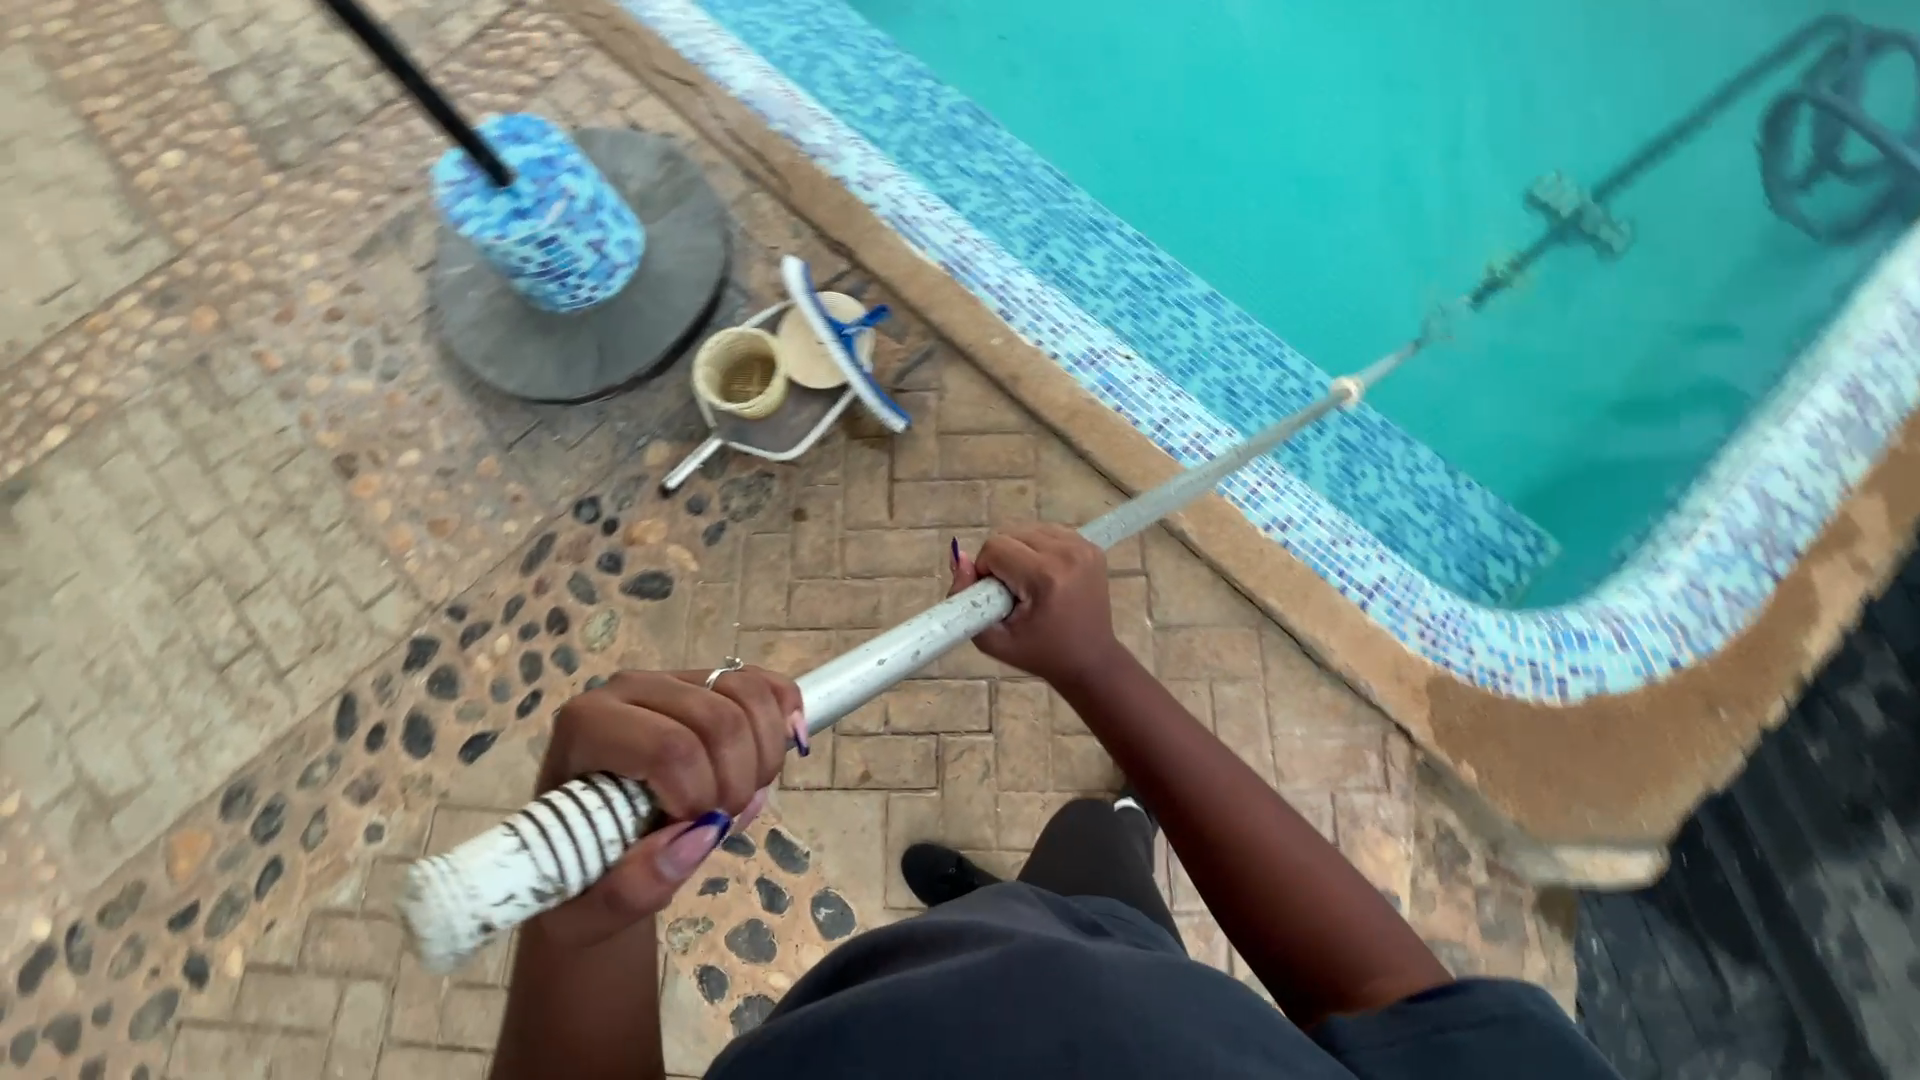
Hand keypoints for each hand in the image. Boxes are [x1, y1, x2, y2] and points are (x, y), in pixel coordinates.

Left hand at [533, 667, 803, 945]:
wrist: (599, 859)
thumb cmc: (587, 877)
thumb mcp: (592, 909)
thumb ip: (634, 886)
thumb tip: (701, 834)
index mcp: (587, 726)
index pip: (669, 745)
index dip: (699, 794)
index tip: (687, 831)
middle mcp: (629, 688)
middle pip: (720, 717)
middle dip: (736, 781)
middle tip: (718, 822)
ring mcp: (675, 679)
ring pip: (750, 695)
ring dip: (763, 757)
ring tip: (737, 797)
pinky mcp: (712, 683)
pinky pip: (766, 685)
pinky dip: (784, 720)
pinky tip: (773, 757)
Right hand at [950, 524, 1121, 683]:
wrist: (1090, 659)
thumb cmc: (1039, 654)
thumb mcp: (991, 639)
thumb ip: (964, 596)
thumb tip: (958, 555)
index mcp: (1045, 576)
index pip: (995, 547)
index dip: (985, 570)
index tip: (995, 596)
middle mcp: (1067, 553)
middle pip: (1011, 533)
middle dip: (1002, 559)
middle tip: (1011, 592)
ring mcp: (1083, 547)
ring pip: (1029, 530)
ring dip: (1019, 552)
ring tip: (1028, 584)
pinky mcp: (1091, 546)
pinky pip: (1049, 533)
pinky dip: (1038, 549)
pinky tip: (1044, 575)